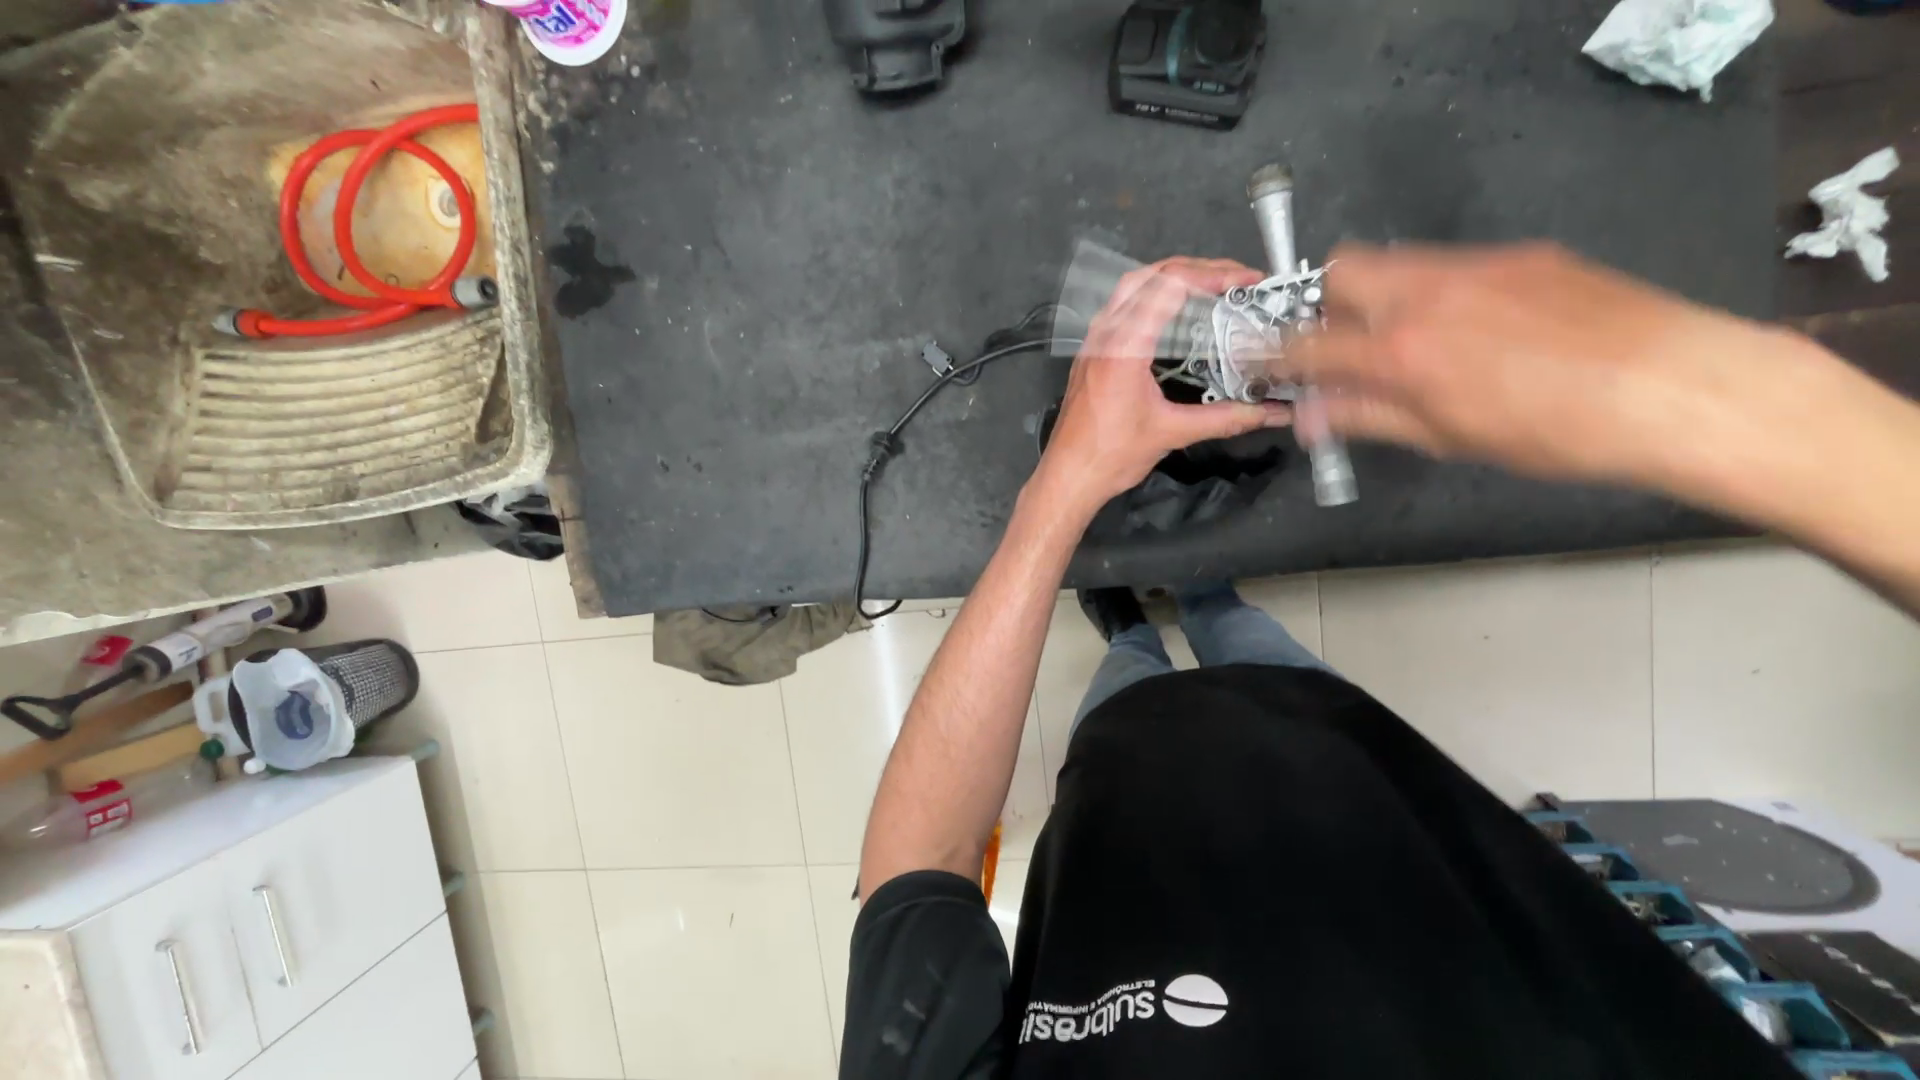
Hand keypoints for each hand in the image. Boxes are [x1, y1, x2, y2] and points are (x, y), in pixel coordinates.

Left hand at [1037, 257, 1290, 511]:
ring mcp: (1094, 343)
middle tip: (1233, 280)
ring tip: (1210, 289)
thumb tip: (1265, 411)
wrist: (1069, 477)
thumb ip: (1225, 418)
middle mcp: (1104, 335)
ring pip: (1133, 288)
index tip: (1245, 281)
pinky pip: (1122, 309)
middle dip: (1196, 269)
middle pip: (1151, 275)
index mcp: (1123, 346)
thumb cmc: (1106, 456)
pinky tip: (1175, 316)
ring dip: (1172, 280)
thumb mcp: (1172, 432)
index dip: (1213, 274)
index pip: (1170, 285)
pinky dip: (1153, 300)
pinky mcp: (1092, 354)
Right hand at [1282, 242, 1836, 489]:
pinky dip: (1435, 291)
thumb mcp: (1446, 438)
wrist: (1675, 387)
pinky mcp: (1521, 255)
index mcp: (1401, 350)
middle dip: (1324, 301)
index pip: (1307, 342)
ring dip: (1377, 293)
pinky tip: (1472, 329)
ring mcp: (1476, 265)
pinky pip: (1451, 264)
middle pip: (1341, 268)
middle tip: (1337, 341)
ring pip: (1396, 261)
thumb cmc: (1556, 433)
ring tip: (1405, 338)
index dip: (1271, 352)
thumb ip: (1367, 418)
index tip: (1257, 358)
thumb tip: (1311, 417)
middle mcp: (1427, 292)